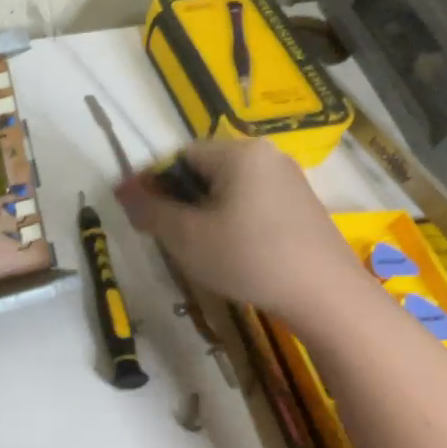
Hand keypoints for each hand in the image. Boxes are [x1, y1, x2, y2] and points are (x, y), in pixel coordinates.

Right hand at [114, 139, 373, 320]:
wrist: (324, 294)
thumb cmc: (247, 258)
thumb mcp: (186, 236)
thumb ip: (150, 209)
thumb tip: (122, 189)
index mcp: (239, 153)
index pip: (179, 156)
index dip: (150, 182)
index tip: (133, 211)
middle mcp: (267, 156)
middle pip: (204, 169)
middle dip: (176, 197)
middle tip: (159, 232)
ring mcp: (288, 180)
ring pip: (226, 187)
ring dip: (200, 210)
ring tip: (190, 245)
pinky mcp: (299, 205)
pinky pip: (249, 201)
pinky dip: (227, 218)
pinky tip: (225, 250)